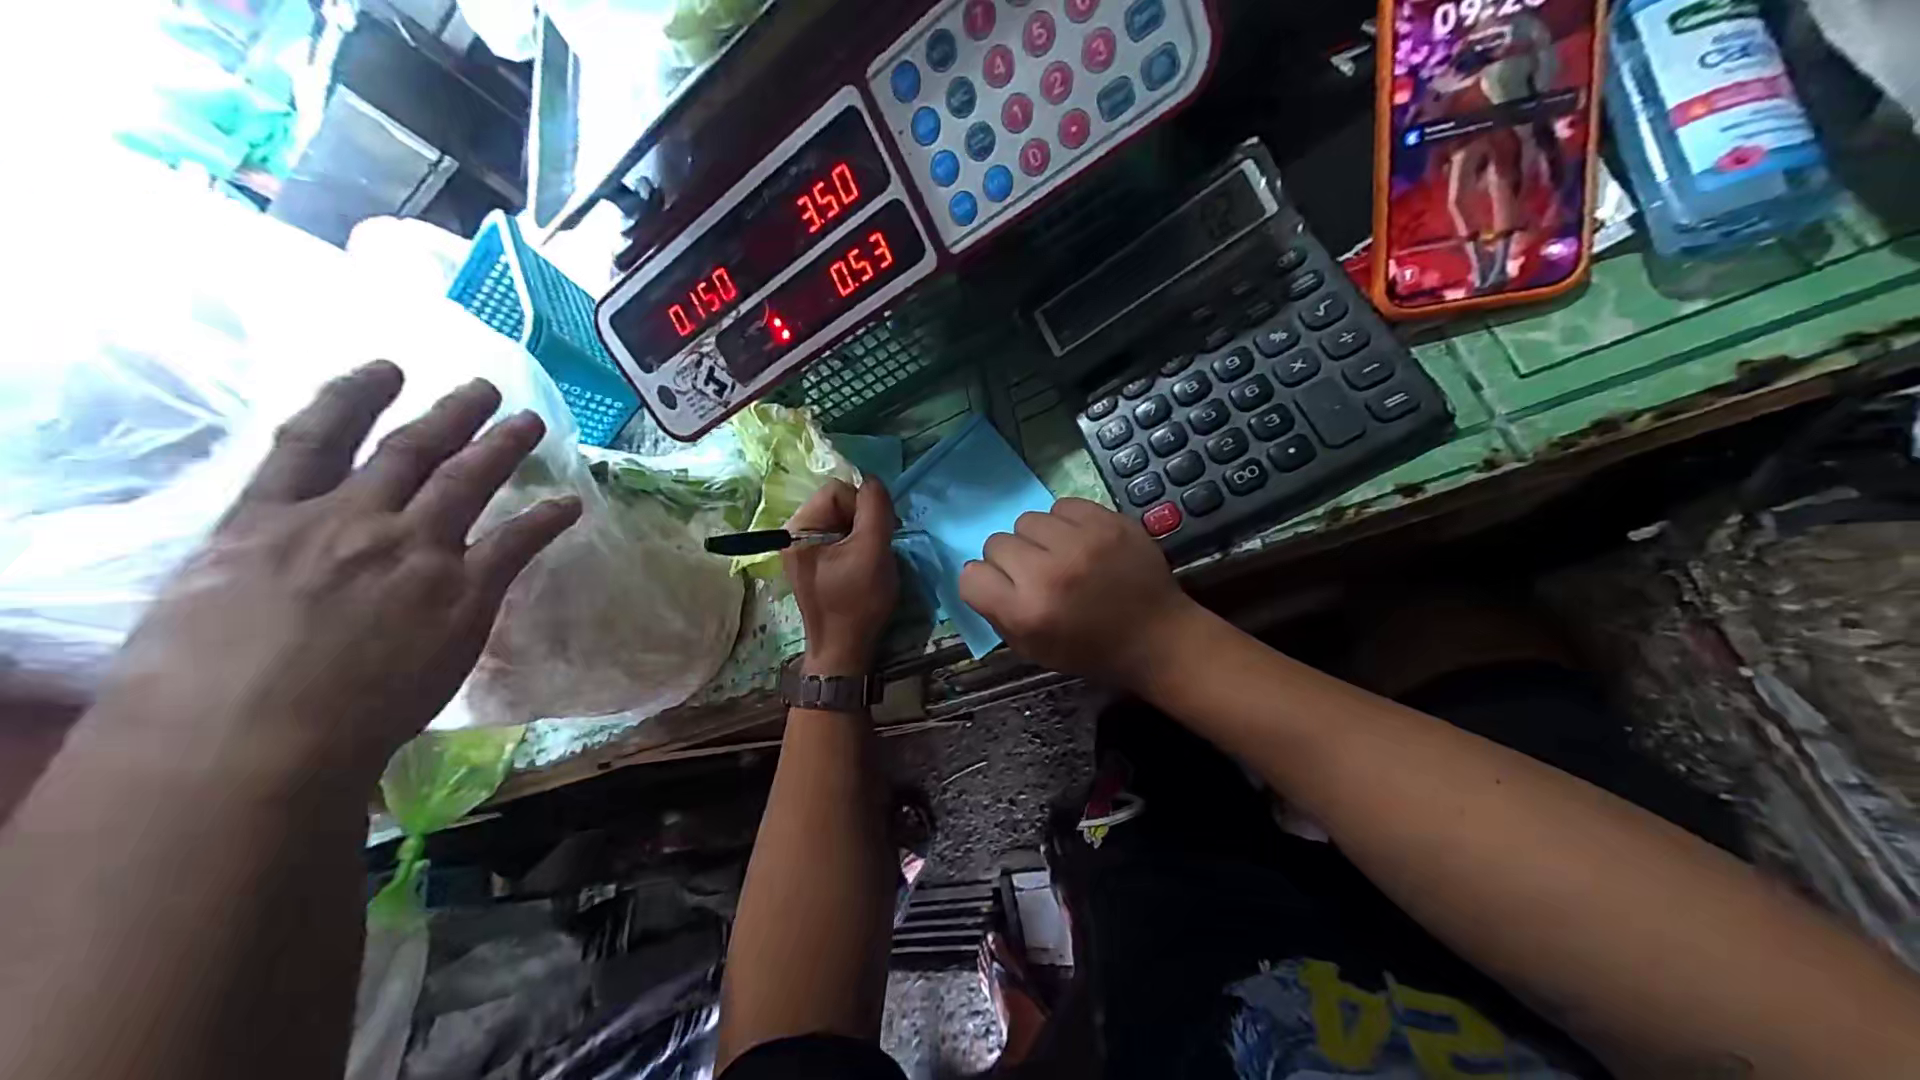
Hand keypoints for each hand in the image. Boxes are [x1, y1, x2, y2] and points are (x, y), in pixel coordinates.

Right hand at [93, 362, 580, 784]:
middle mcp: (350, 521)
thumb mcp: (197, 604)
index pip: (314, 439)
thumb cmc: (194, 693)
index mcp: (268, 521)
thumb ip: (250, 566)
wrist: (250, 744)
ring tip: (530, 423)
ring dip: (503, 446)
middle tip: (485, 389)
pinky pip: (517, 542)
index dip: (354, 396)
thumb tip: (270, 561)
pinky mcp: (465, 592)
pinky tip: (569, 503)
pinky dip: (547, 518)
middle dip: (452, 414)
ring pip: (468, 480)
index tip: (386, 368)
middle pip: (410, 451)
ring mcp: (414, 553)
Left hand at [785, 479, 897, 674]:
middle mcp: (793, 534)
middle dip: (864, 519)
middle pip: (839, 503)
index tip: (880, 533)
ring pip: (843, 520)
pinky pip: (840, 538)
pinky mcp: (814, 563)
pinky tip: (865, 566)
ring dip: (864, 534)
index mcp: (798, 528)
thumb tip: (874, 480)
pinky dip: (858, 546)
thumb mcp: (872, 550)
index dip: (864, 506)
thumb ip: (875, 509)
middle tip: (879, 546)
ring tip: (873, 559)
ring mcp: (802, 549)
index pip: (837, 490)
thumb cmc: (857, 602)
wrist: (844, 651)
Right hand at [958, 498, 1200, 688]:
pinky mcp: (1107, 522)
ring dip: (1038, 539)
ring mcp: (1080, 542)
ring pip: (1027, 520)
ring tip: (1062, 556)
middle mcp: (1048, 573)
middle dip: (1012, 560)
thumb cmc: (1090, 650)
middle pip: (996, 543)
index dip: (985, 582)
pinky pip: (1062, 505)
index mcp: (1026, 612)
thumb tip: (979, 576)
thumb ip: (998, 614)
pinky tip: (1081, 542)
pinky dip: (1066, 522)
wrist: (1157, 637)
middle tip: (1037, 574)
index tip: (1004, 589)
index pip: (971, 575)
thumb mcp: (1033, 650)